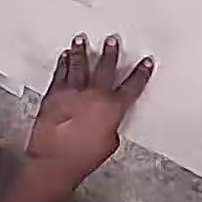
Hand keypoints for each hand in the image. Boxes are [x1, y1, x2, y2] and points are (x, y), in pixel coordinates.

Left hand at [24, 34, 152, 192]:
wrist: (54, 161)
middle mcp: (94, 95)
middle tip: (112, 40)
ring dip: (82, 50)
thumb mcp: (109, 143)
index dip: (141, 73)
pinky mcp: (55, 93)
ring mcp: (73, 92)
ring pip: (79, 64)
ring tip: (82, 39)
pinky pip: (61, 72)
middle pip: (105, 68)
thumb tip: (109, 116)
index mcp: (112, 108)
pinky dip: (63, 63)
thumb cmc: (82, 158)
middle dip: (111, 53)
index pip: (132, 86)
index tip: (146, 62)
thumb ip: (112, 123)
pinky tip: (65, 56)